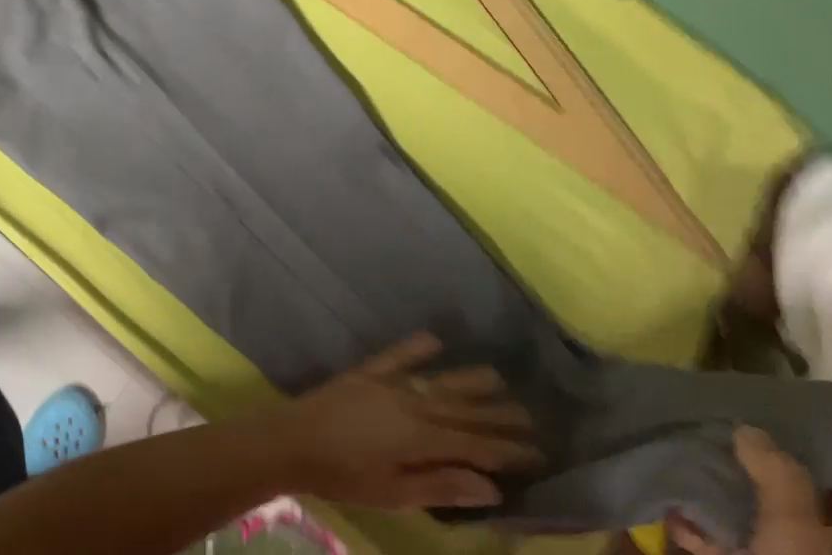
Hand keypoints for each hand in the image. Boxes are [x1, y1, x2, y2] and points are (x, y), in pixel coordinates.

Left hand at [269, 333, 542, 509]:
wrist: (290, 440)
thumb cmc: (342, 475)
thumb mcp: (394, 493)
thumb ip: (442, 485)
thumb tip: (493, 487)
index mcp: (422, 438)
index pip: (477, 445)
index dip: (510, 451)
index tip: (540, 454)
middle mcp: (411, 404)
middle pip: (464, 410)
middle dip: (500, 415)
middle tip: (534, 418)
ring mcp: (387, 384)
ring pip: (438, 380)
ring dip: (470, 380)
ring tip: (500, 378)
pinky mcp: (364, 373)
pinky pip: (395, 356)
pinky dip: (415, 347)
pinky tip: (433, 339)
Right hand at [673, 427, 831, 554]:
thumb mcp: (796, 532)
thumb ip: (779, 478)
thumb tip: (751, 428)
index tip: (793, 430)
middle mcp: (823, 553)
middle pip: (802, 503)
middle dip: (763, 471)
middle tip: (729, 437)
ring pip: (754, 520)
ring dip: (722, 494)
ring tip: (691, 464)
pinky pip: (718, 542)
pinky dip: (695, 525)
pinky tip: (673, 509)